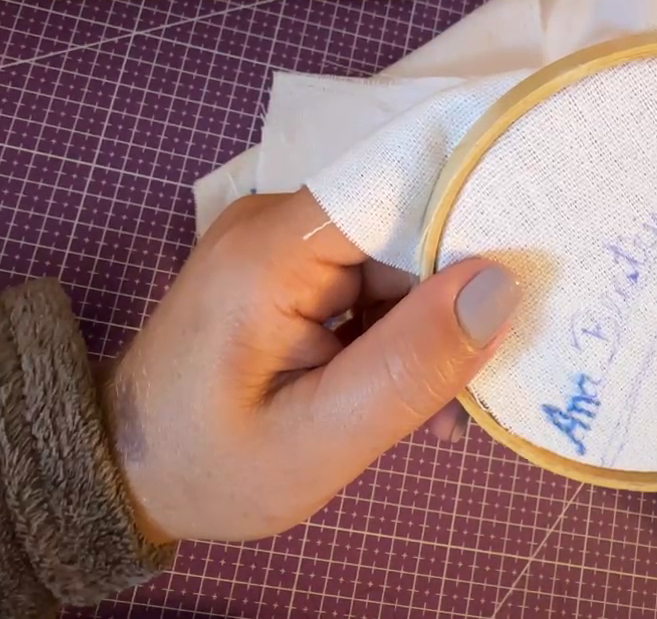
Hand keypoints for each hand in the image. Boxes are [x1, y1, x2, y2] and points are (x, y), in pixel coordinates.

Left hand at [102, 190, 520, 542]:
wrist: (126, 470)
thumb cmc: (210, 465)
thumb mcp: (318, 441)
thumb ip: (409, 367)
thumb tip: (498, 287)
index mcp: (272, 247)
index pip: (393, 188)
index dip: (468, 213)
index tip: (531, 264)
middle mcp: (276, 219)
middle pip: (399, 225)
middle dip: (452, 294)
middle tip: (482, 372)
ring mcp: (281, 239)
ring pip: (391, 256)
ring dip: (426, 323)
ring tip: (442, 403)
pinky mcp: (287, 263)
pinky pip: (366, 276)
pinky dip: (395, 327)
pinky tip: (405, 386)